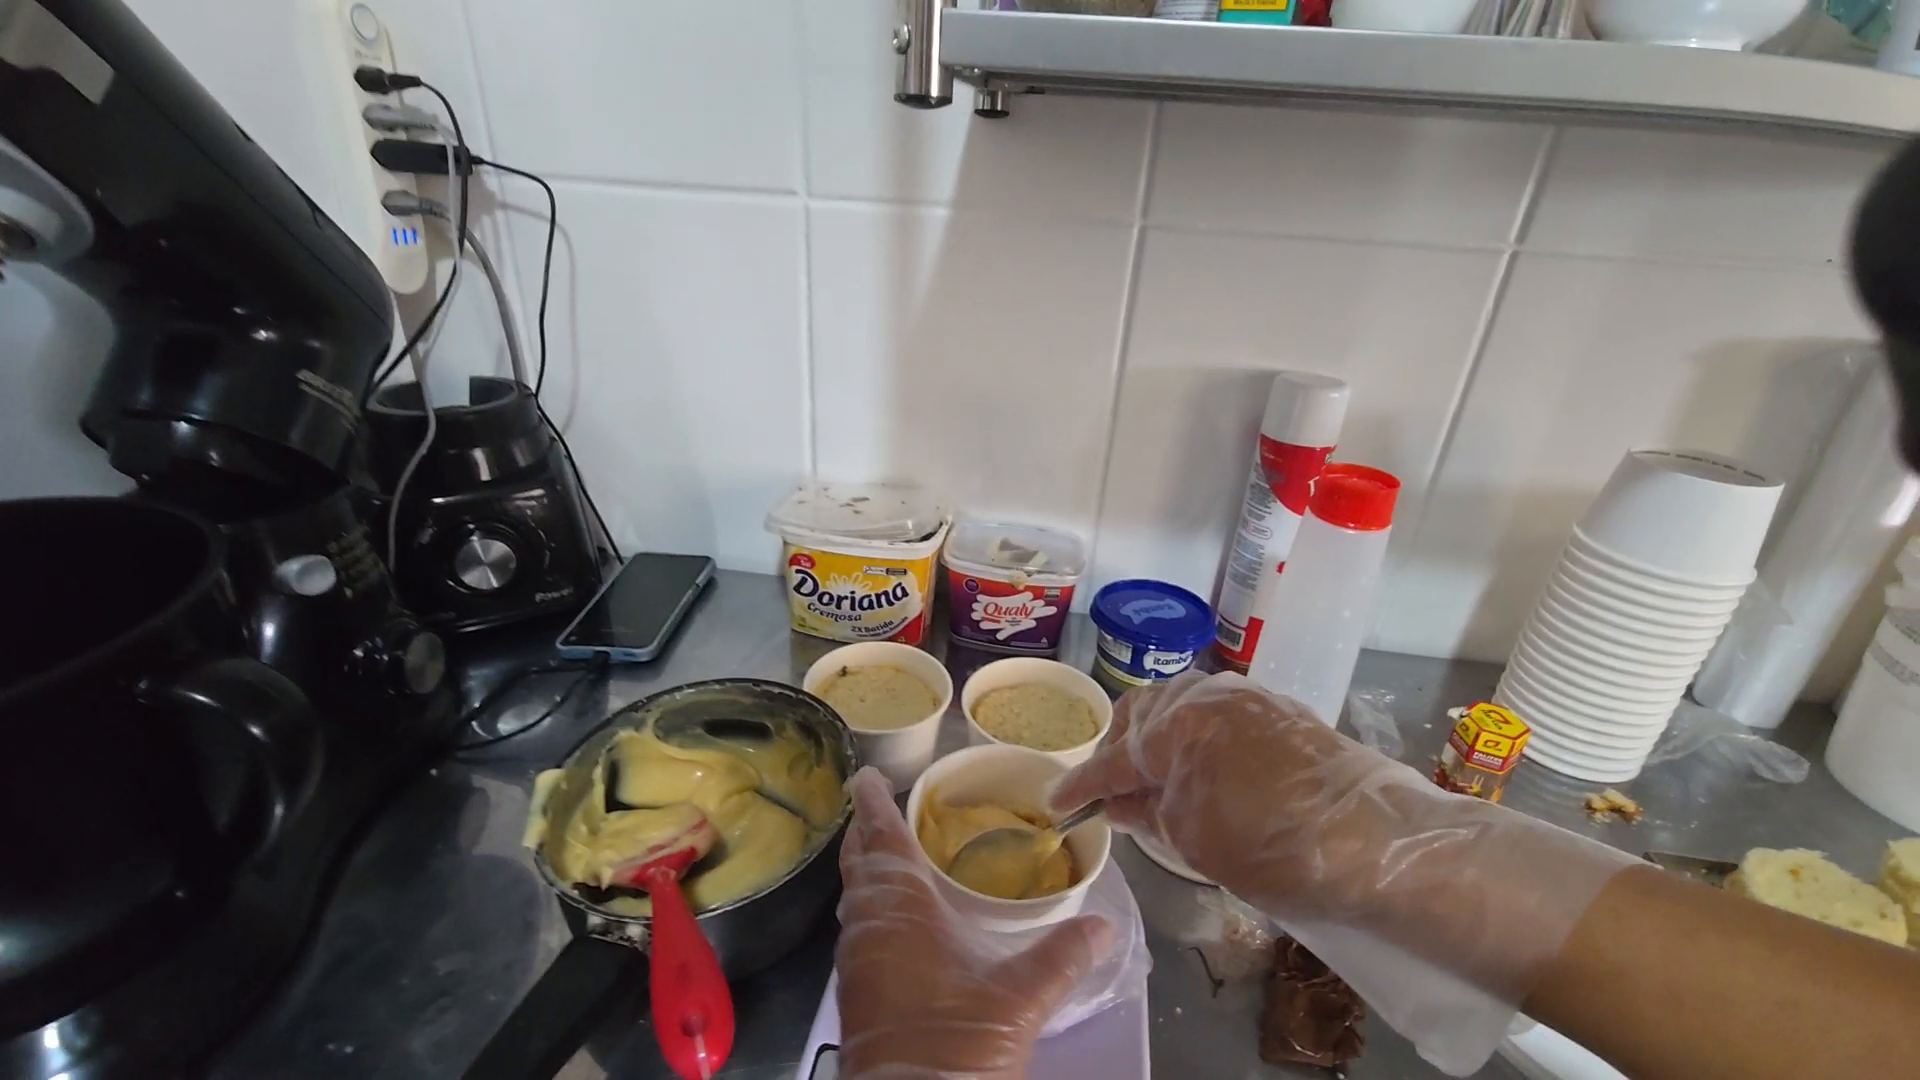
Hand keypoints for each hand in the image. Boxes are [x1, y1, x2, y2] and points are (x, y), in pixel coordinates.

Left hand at [835, 768, 1112, 1078]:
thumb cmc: (959, 1044)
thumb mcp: (1021, 999)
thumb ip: (1063, 955)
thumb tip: (1103, 924)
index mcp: (902, 911)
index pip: (882, 841)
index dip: (873, 804)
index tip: (866, 775)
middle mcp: (869, 926)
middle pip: (858, 863)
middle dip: (866, 831)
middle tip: (878, 807)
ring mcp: (856, 961)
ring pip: (854, 896)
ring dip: (865, 867)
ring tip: (885, 851)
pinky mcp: (856, 992)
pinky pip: (856, 925)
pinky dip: (868, 902)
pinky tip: (892, 915)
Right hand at [1050, 670, 1396, 918]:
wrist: (1378, 841)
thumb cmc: (1272, 845)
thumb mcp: (1193, 840)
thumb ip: (1144, 813)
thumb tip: (1116, 803)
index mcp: (1175, 723)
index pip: (1113, 757)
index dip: (1081, 785)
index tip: (1057, 804)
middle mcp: (1204, 694)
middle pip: (1140, 714)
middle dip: (1119, 749)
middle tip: (1111, 789)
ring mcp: (1242, 696)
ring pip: (1176, 706)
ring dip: (1156, 738)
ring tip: (1154, 778)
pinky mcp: (1274, 707)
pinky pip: (1211, 712)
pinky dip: (1192, 736)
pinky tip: (1198, 767)